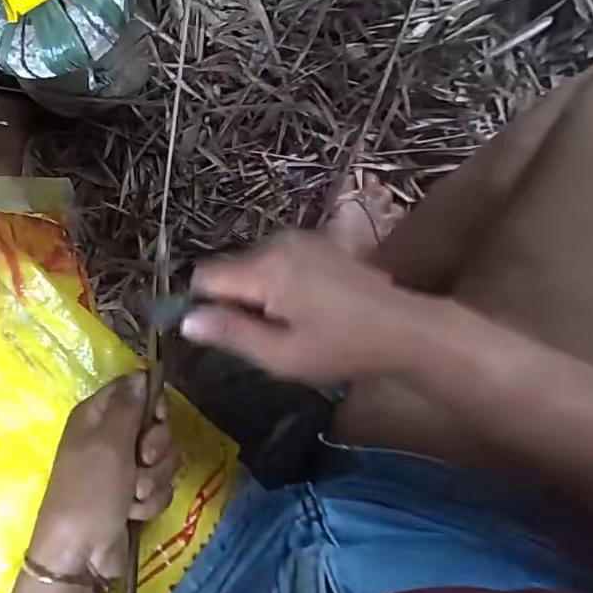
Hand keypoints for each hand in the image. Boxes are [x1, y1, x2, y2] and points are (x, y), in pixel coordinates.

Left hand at [27, 372, 180, 583]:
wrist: (79, 555)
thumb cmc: (89, 490)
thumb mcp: (109, 442)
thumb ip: (129, 405)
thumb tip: (141, 372)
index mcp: (96, 415)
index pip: (134, 388)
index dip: (152, 400)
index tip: (159, 416)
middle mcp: (109, 435)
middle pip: (154, 423)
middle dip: (157, 446)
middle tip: (144, 460)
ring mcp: (122, 466)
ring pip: (162, 457)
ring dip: (154, 478)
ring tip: (134, 495)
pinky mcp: (133, 494)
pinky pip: (159, 485)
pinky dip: (150, 500)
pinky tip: (133, 512)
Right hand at [180, 229, 455, 381]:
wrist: (407, 328)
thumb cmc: (343, 348)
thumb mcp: (282, 355)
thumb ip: (231, 333)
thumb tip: (186, 320)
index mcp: (265, 269)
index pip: (205, 276)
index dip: (204, 304)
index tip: (224, 331)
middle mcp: (276, 242)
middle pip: (229, 269)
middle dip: (235, 299)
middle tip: (269, 334)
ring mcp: (298, 238)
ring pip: (251, 263)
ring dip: (257, 291)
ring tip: (292, 320)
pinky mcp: (314, 240)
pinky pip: (274, 258)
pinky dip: (277, 280)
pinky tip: (307, 304)